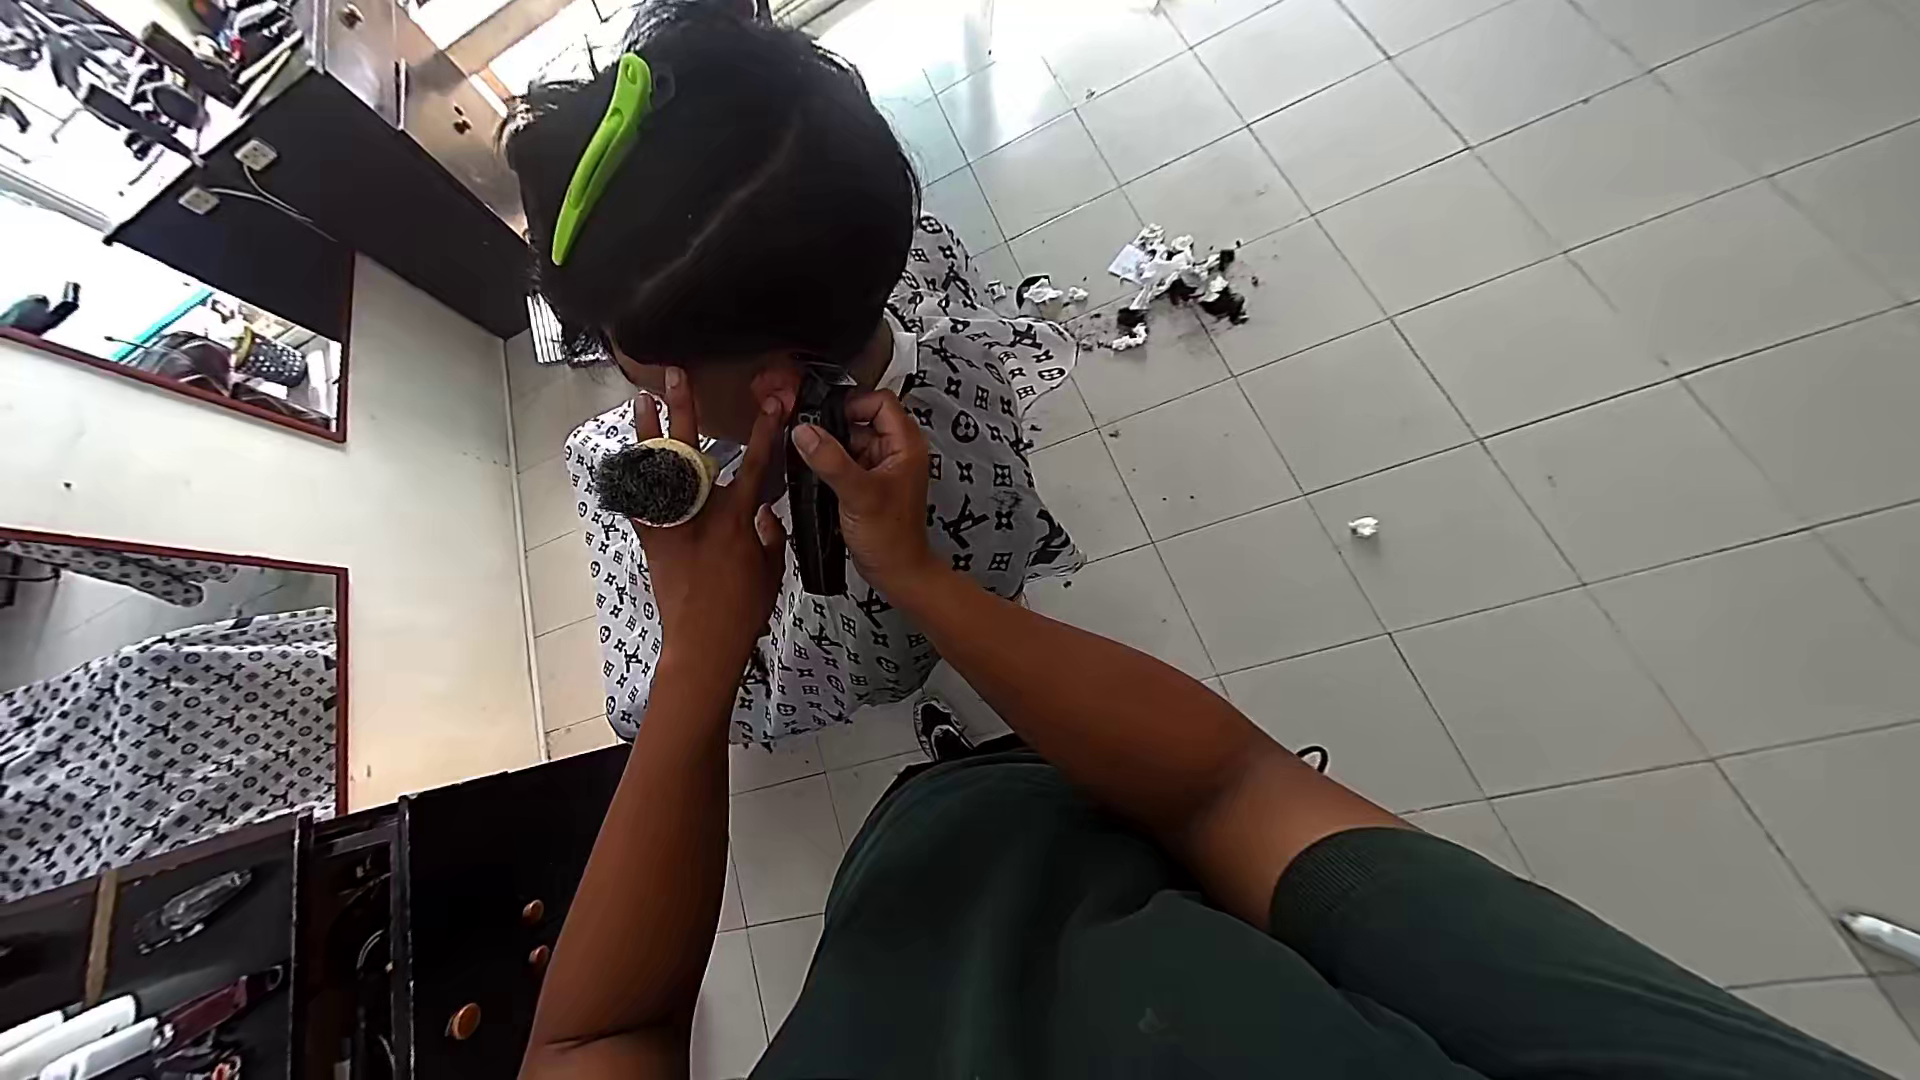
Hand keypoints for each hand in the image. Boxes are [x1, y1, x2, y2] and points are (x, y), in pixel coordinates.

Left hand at [630, 367, 788, 669]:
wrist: (704, 641)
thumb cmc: (743, 610)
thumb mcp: (772, 570)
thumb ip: (770, 535)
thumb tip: (765, 512)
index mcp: (738, 518)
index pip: (756, 463)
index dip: (765, 430)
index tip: (772, 403)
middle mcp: (701, 512)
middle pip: (693, 451)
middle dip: (686, 410)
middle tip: (676, 377)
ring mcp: (671, 524)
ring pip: (657, 470)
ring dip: (649, 433)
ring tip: (643, 401)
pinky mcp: (652, 539)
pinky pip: (637, 503)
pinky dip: (630, 480)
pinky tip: (623, 457)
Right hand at [791, 389, 939, 593]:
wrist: (895, 571)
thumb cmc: (892, 538)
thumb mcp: (859, 494)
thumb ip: (831, 461)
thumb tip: (805, 432)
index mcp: (906, 446)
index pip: (881, 401)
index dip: (853, 402)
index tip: (827, 415)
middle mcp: (897, 452)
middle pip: (862, 418)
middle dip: (835, 424)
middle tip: (810, 434)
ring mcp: (882, 467)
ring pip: (851, 439)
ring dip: (831, 444)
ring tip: (812, 455)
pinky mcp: (868, 482)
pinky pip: (846, 459)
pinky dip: (831, 461)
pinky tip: (817, 471)